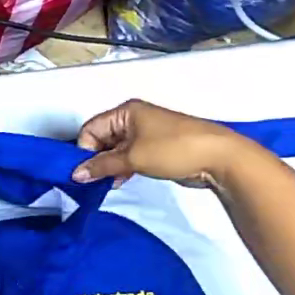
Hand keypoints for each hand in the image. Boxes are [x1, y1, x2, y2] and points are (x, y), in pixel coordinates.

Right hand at [73, 99, 260, 187]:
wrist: (219, 158)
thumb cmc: (173, 149)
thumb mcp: (133, 158)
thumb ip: (102, 166)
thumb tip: (75, 174)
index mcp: (125, 112)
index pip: (91, 129)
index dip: (84, 149)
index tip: (84, 171)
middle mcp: (133, 119)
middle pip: (102, 138)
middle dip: (96, 158)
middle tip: (93, 180)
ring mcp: (145, 134)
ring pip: (115, 150)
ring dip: (109, 166)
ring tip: (107, 183)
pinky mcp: (155, 149)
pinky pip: (129, 157)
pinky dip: (122, 168)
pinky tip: (120, 181)